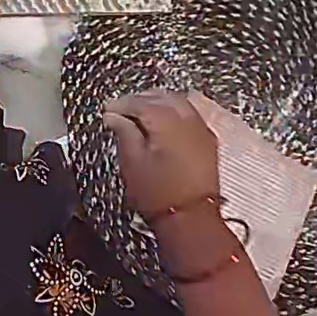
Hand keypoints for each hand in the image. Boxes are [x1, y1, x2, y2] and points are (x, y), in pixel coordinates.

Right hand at [101, 91, 220, 217]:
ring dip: (160, 102)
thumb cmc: (158, 194)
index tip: (108, 110)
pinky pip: (190, 115)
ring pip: (179, 103)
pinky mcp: (209, 141)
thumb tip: (114, 116)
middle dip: (141, 98)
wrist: (191, 219)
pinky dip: (175, 112)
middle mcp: (188, 120)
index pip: (140, 102)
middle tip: (123, 108)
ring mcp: (202, 129)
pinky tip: (165, 123)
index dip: (121, 104)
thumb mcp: (132, 163)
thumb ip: (124, 133)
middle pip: (162, 96)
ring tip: (142, 113)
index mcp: (167, 121)